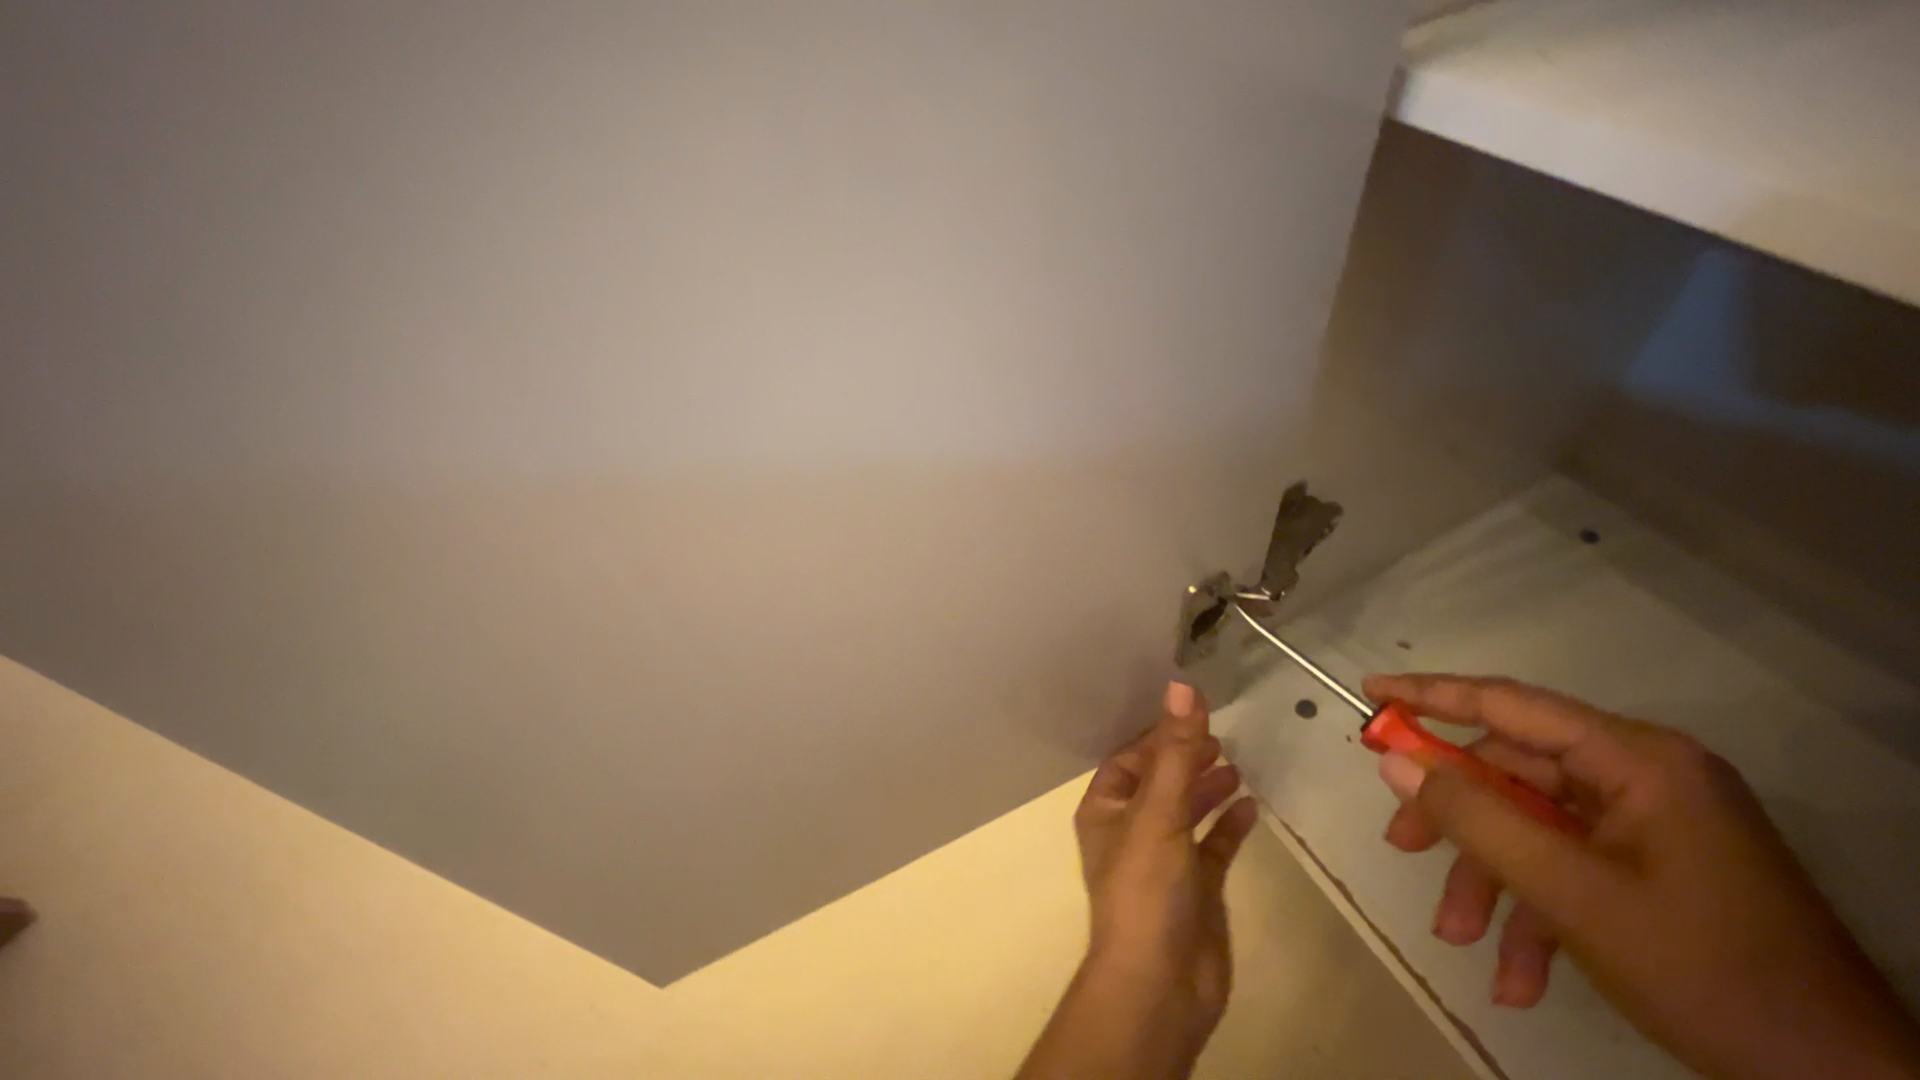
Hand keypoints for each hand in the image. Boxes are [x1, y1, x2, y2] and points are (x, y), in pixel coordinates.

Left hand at [1016, 682, 1257, 1079]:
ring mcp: (1164, 860)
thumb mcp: (1158, 811)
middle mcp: (1131, 830)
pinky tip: (1251, 807)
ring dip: (1207, 787)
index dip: (1159, 735)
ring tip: (1236, 763)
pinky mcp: (1196, 888)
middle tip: (1220, 735)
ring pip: (1186, 811)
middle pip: (1160, 781)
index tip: (1194, 713)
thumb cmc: (1146, 889)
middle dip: (1186, 758)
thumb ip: (1175, 751)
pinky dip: (1229, 825)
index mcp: (1107, 810)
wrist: (1160, 983)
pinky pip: (1213, 845)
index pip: (1131, 758)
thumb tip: (1182, 685)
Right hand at [1368, 673, 1919, 1079]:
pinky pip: (1572, 869)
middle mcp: (1645, 777)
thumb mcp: (1569, 892)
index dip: (1432, 694)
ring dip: (1493, 884)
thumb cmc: (1703, 968)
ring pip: (1536, 828)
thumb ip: (1475, 818)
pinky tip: (1520, 977)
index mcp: (1637, 761)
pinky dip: (1537, 915)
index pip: (1511, 705)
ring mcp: (1654, 824)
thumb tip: (1395, 762)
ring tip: (1463, 940)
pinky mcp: (1658, 868)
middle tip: (1400, 847)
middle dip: (1460, 823)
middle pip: (1515, 774)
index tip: (1369, 690)